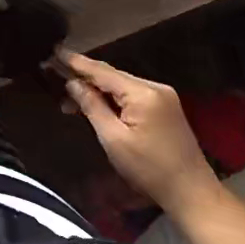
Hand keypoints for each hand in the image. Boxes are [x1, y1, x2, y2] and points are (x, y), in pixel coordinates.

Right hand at [61, 52, 217, 208]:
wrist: (190, 191)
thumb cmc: (148, 168)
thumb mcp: (113, 139)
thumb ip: (92, 106)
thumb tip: (73, 83)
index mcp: (143, 93)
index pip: (102, 71)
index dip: (76, 62)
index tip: (54, 52)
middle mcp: (155, 87)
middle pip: (113, 76)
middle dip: (84, 77)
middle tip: (55, 79)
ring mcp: (163, 97)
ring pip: (122, 85)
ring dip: (97, 89)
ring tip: (70, 99)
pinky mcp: (165, 107)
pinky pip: (132, 94)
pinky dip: (113, 97)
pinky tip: (97, 104)